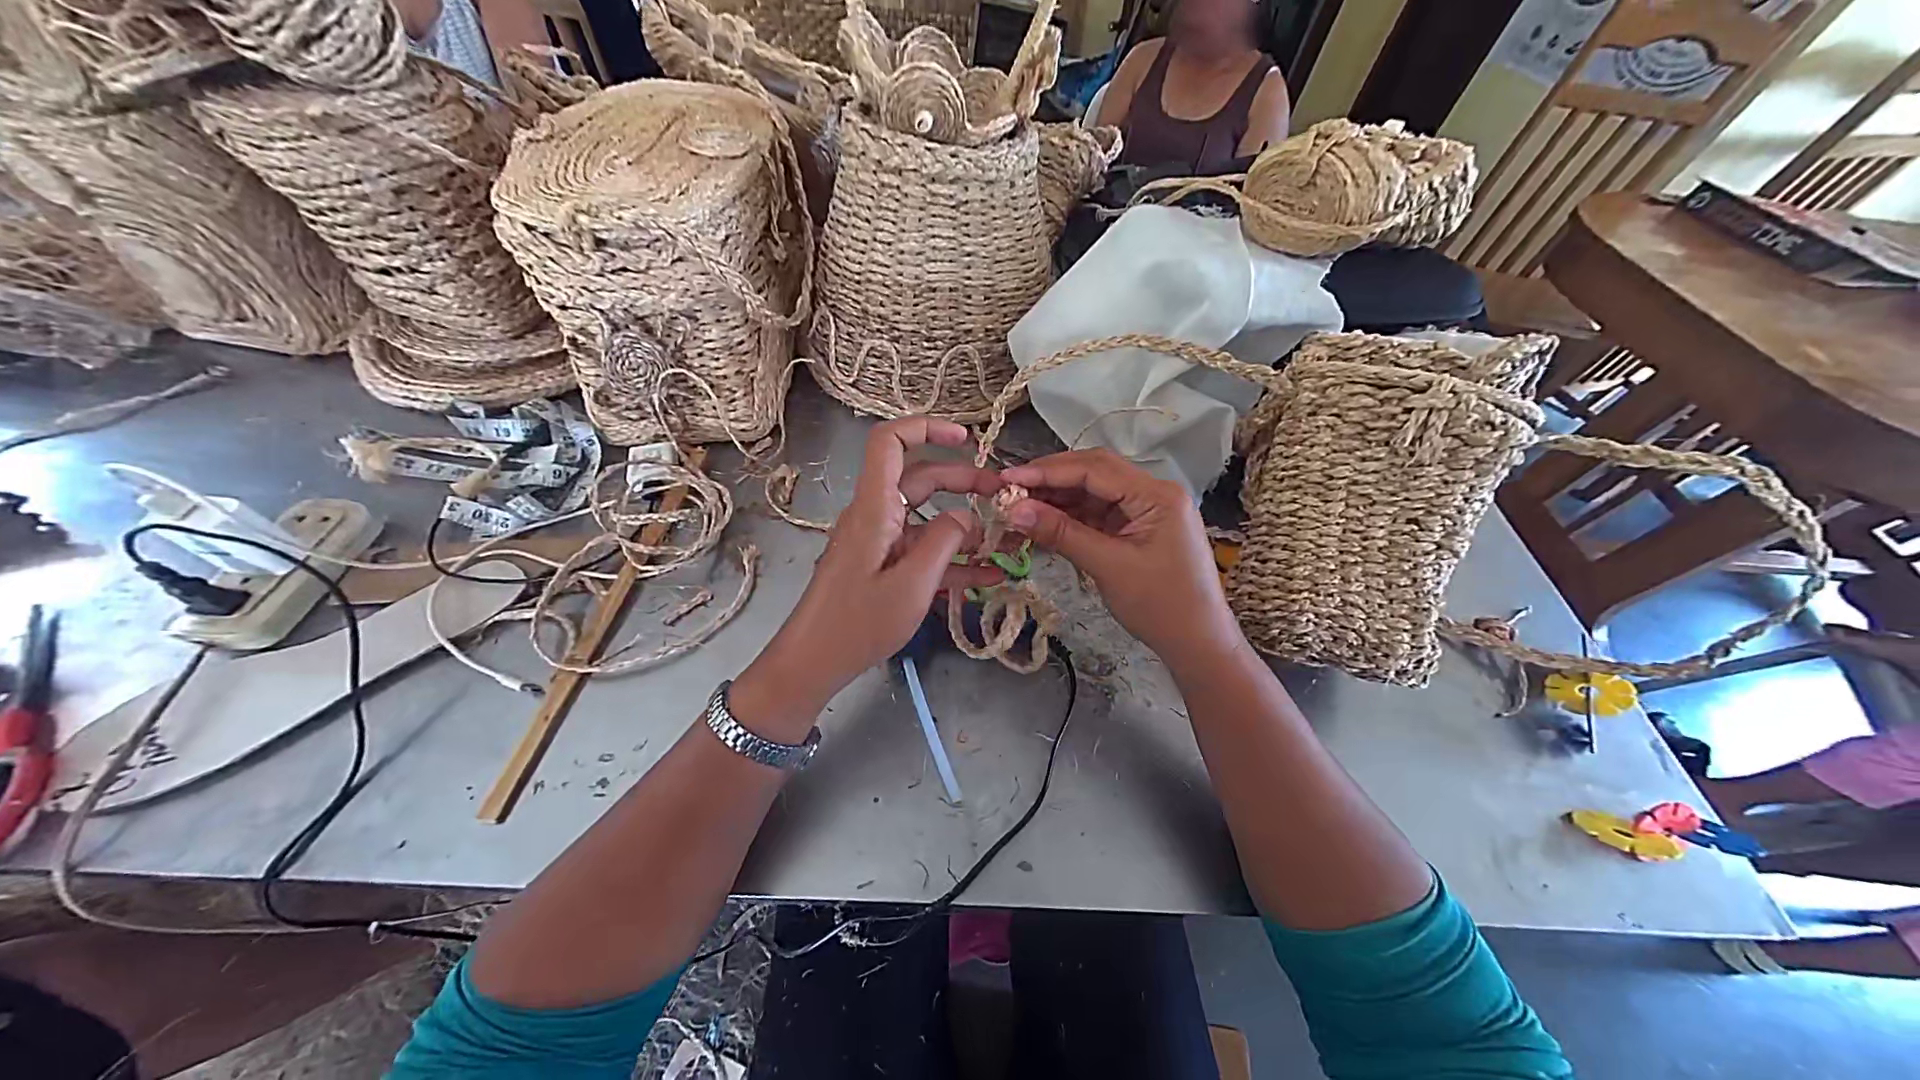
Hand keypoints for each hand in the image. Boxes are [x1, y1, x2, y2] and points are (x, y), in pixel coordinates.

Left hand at [731, 418, 1004, 741]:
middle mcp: (875, 516)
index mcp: (874, 508)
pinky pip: (920, 552)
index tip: (965, 439)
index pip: (890, 442)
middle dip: (963, 481)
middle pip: (920, 479)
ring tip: (1003, 538)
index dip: (926, 428)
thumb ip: (944, 543)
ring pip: (926, 518)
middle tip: (1002, 496)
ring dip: (964, 525)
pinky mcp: (882, 567)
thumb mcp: (911, 585)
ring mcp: (879, 542)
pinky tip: (987, 574)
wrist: (812, 663)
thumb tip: (966, 517)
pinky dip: (951, 558)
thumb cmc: (857, 624)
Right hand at [1001, 449, 1241, 668]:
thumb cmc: (1161, 605)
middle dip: (1050, 478)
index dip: (1047, 471)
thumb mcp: (1108, 567)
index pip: (1095, 468)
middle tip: (1009, 489)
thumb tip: (1015, 510)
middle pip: (1094, 472)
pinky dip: (1069, 515)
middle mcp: (1153, 493)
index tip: (1008, 478)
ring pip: (1092, 491)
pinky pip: (1097, 513)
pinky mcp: (1136, 528)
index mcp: (1156, 495)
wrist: (1197, 643)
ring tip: (1018, 505)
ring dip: (1056, 497)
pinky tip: (1042, 519)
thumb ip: (1061, 533)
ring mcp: (1145, 510)